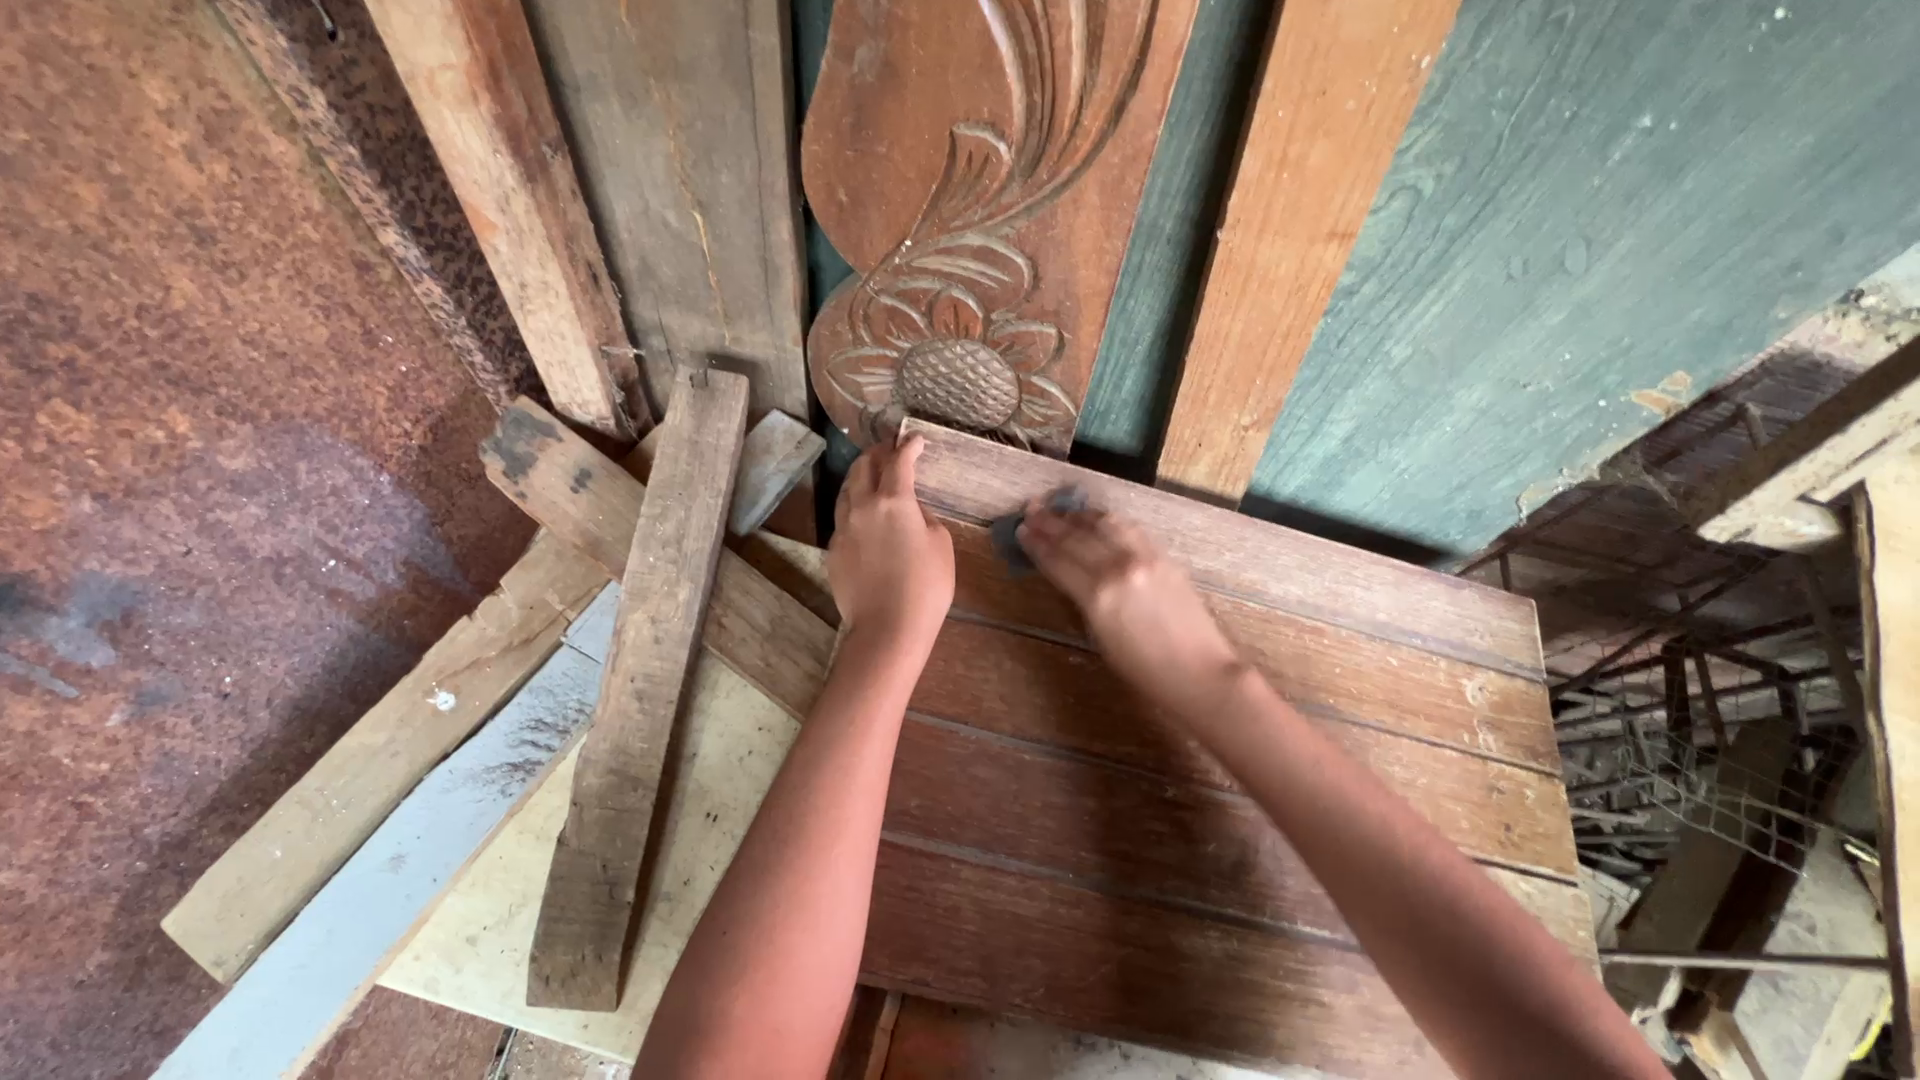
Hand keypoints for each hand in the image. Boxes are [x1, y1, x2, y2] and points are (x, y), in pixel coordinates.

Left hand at [827, 434, 954, 647]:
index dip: (908, 446)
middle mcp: (863, 507)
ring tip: (871, 477)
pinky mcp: (833, 550)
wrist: (887, 628)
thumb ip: (927, 518)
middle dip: (877, 454)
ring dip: (860, 478)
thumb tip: (913, 511)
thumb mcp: (941, 545)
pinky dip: (854, 509)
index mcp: (894, 501)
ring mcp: (843, 528)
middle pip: (863, 467)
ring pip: (846, 490)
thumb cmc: (926, 587)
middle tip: (889, 451)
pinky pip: (842, 519)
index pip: (899, 461)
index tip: (915, 439)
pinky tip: (863, 518)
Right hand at [1017, 501, 1243, 716]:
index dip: (1037, 544)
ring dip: (1079, 515)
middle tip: (1031, 510)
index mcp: (1097, 595)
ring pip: (1105, 524)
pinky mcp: (1164, 556)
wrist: (1199, 671)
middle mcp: (1118, 567)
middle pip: (1076, 537)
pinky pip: (1130, 529)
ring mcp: (1144, 558)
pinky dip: (1109, 521)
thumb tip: (1070, 578)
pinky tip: (1099, 519)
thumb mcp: (1100, 639)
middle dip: (1050, 523)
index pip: (1058, 560)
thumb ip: (1083, 602)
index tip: (1022, 530)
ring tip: (1061, 509)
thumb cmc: (1144, 671)